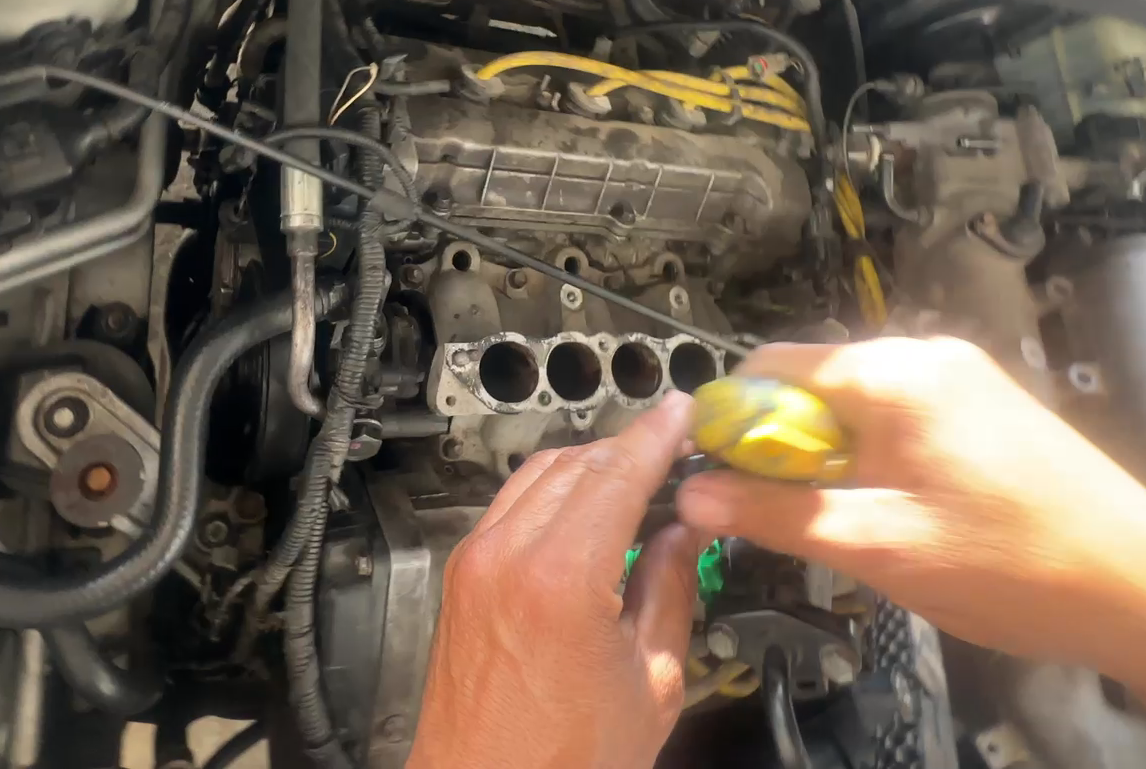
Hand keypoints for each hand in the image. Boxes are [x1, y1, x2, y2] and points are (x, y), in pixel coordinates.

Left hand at [407, 393, 703, 768]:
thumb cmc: (567, 762)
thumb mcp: (648, 682)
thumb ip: (669, 590)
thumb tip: (683, 531)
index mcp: (560, 578)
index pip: (616, 475)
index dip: (656, 436)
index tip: (683, 412)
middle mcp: (507, 551)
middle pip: (576, 464)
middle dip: (628, 446)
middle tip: (670, 444)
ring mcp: (476, 555)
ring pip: (539, 473)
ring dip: (589, 462)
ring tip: (635, 471)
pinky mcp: (463, 568)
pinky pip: (512, 501)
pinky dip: (553, 487)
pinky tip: (584, 503)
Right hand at [675, 338, 1145, 666]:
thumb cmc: (1011, 567)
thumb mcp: (879, 546)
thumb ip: (774, 513)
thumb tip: (689, 495)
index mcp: (890, 373)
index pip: (768, 364)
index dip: (733, 416)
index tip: (727, 472)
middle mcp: (919, 352)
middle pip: (807, 378)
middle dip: (783, 438)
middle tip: (797, 505)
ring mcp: (957, 371)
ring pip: (848, 395)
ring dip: (826, 446)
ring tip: (854, 509)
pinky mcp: (982, 396)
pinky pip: (891, 406)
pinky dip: (868, 444)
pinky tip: (898, 495)